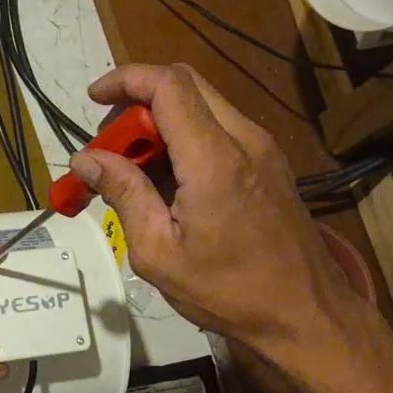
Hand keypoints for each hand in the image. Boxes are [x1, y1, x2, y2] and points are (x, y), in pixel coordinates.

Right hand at [69, 64, 373, 370]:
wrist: (305, 314)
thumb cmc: (227, 291)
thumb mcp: (158, 252)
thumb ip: (125, 195)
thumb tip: (86, 159)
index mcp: (214, 160)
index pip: (168, 86)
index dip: (125, 79)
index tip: (93, 97)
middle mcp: (244, 139)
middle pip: (186, 84)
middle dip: (137, 101)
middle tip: (109, 145)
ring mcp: (263, 149)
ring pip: (204, 104)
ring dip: (160, 120)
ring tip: (131, 167)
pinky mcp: (270, 163)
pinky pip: (220, 128)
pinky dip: (184, 136)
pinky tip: (166, 179)